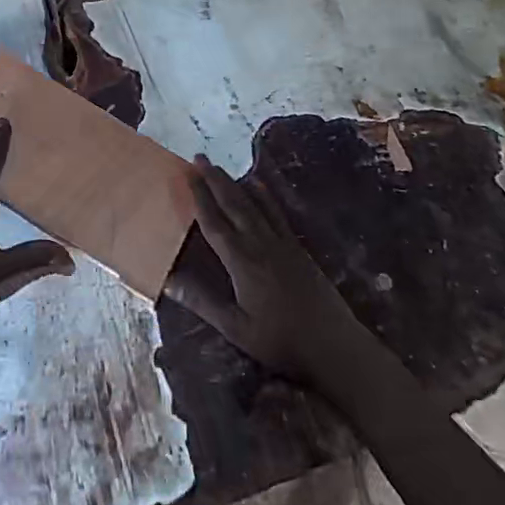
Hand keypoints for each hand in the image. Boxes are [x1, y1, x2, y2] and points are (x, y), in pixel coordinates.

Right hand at [166, 155, 359, 380]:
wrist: (336, 346)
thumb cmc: (281, 341)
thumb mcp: (235, 328)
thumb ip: (202, 301)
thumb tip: (168, 280)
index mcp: (242, 262)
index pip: (214, 222)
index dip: (199, 197)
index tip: (188, 174)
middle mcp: (261, 244)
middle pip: (234, 204)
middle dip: (215, 179)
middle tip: (200, 158)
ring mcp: (282, 244)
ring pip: (255, 204)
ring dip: (235, 183)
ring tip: (221, 167)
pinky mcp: (298, 248)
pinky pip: (276, 213)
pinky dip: (264, 196)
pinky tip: (259, 187)